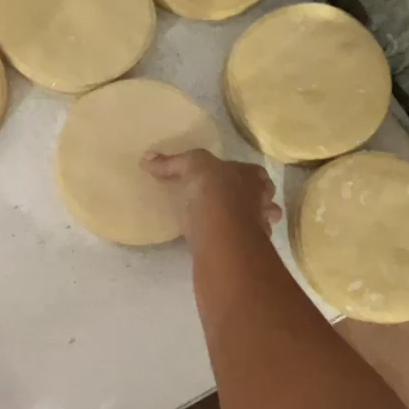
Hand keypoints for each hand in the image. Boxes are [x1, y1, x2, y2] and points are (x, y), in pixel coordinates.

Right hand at [143, 149, 282, 242]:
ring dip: (249, 223)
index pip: (255, 172)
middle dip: (253, 199)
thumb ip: (172, 163)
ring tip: (226, 225)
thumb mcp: (192, 166)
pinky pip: (244, 244)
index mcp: (252, 176)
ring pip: (260, 222)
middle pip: (262, 197)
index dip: (245, 174)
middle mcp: (262, 200)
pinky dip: (236, 243)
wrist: (223, 236)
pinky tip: (221, 242)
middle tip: (230, 203)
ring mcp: (258, 226)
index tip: (230, 179)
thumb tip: (146, 158)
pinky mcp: (247, 249)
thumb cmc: (214, 193)